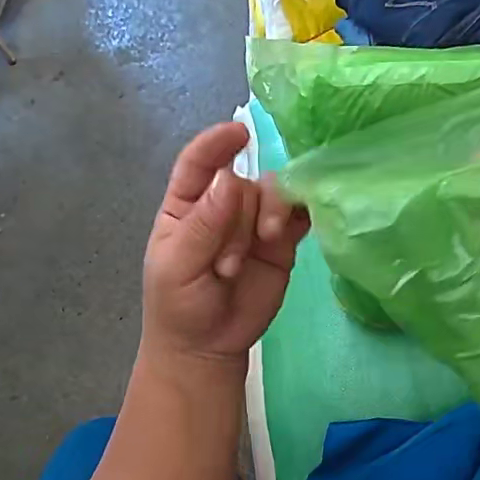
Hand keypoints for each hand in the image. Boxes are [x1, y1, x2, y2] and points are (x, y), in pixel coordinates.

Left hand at [141, 121, 309, 367]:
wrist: (208, 346)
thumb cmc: (179, 304)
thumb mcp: (178, 265)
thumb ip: (204, 224)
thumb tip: (230, 179)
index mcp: (187, 205)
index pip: (199, 164)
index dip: (216, 145)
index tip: (237, 133)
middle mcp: (223, 207)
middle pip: (244, 185)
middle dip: (240, 218)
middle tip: (227, 265)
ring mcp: (254, 225)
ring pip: (272, 196)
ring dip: (271, 214)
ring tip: (265, 244)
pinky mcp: (282, 244)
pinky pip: (296, 218)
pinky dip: (301, 214)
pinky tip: (300, 223)